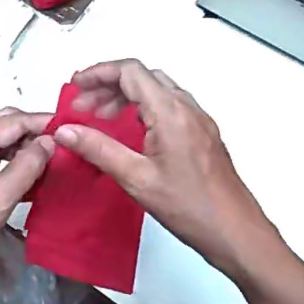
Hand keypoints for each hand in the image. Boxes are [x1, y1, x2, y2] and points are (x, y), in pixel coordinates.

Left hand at [0, 108, 52, 300]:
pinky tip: (38, 172)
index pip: (11, 121)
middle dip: (35, 131)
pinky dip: (17, 162)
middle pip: (6, 125)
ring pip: (3, 142)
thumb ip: (27, 165)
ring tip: (57, 157)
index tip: (73, 126)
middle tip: (67, 142)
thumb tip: (51, 141)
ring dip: (28, 147)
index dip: (42, 122)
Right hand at [54, 60, 283, 276]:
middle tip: (83, 107)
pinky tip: (131, 131)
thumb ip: (99, 149)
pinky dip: (144, 107)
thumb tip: (67, 130)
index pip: (131, 71)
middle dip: (109, 85)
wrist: (237, 232)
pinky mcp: (203, 134)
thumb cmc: (192, 208)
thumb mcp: (137, 179)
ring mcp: (199, 120)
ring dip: (126, 96)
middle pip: (143, 76)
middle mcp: (188, 109)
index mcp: (171, 113)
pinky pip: (170, 105)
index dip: (99, 73)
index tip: (76, 87)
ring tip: (101, 118)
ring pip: (157, 90)